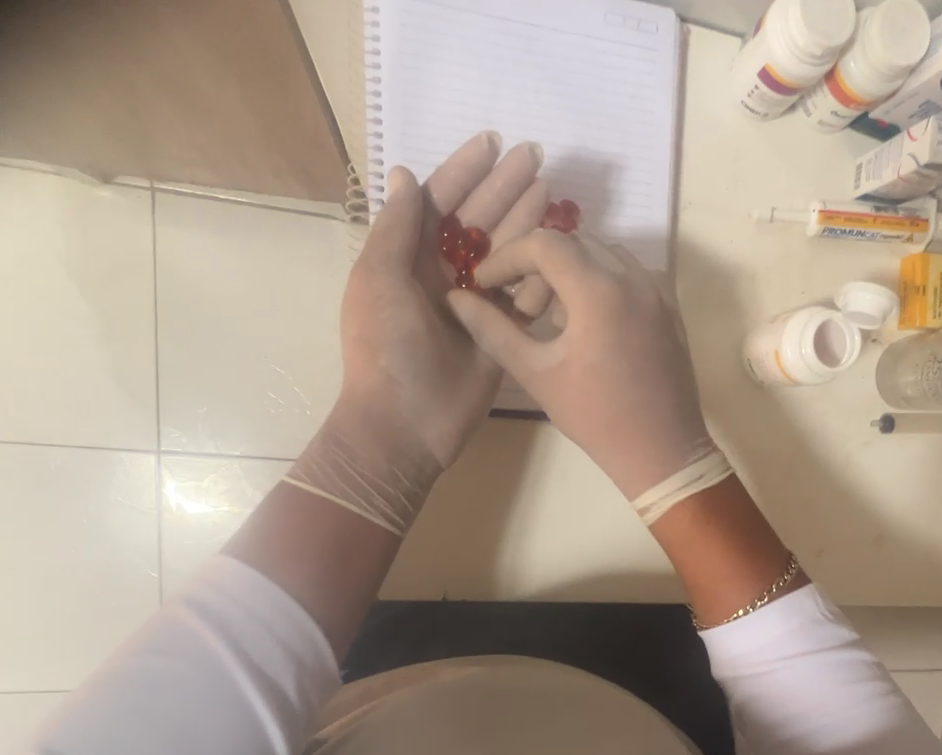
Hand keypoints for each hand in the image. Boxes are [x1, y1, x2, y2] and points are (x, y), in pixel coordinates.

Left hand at [283, 132, 547, 533]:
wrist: (406, 426)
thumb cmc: (385, 350)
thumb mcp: (380, 280)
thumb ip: (397, 228)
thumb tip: (404, 174)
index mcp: (408, 258)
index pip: (439, 202)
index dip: (464, 170)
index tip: (492, 141)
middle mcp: (442, 275)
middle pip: (479, 221)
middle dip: (505, 189)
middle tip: (537, 157)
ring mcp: (475, 305)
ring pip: (506, 254)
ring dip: (528, 223)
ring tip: (554, 193)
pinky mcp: (501, 334)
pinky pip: (524, 298)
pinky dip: (541, 274)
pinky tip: (561, 248)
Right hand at [445, 231, 732, 523]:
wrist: (662, 451)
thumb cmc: (596, 417)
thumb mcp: (537, 374)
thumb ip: (493, 330)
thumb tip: (456, 299)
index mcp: (600, 291)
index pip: (544, 243)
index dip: (507, 257)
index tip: (486, 284)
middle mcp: (634, 278)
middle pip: (574, 244)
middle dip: (539, 268)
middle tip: (521, 311)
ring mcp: (658, 292)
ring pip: (604, 257)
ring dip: (570, 275)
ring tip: (552, 321)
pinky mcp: (670, 309)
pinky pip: (629, 277)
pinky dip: (601, 286)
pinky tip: (588, 328)